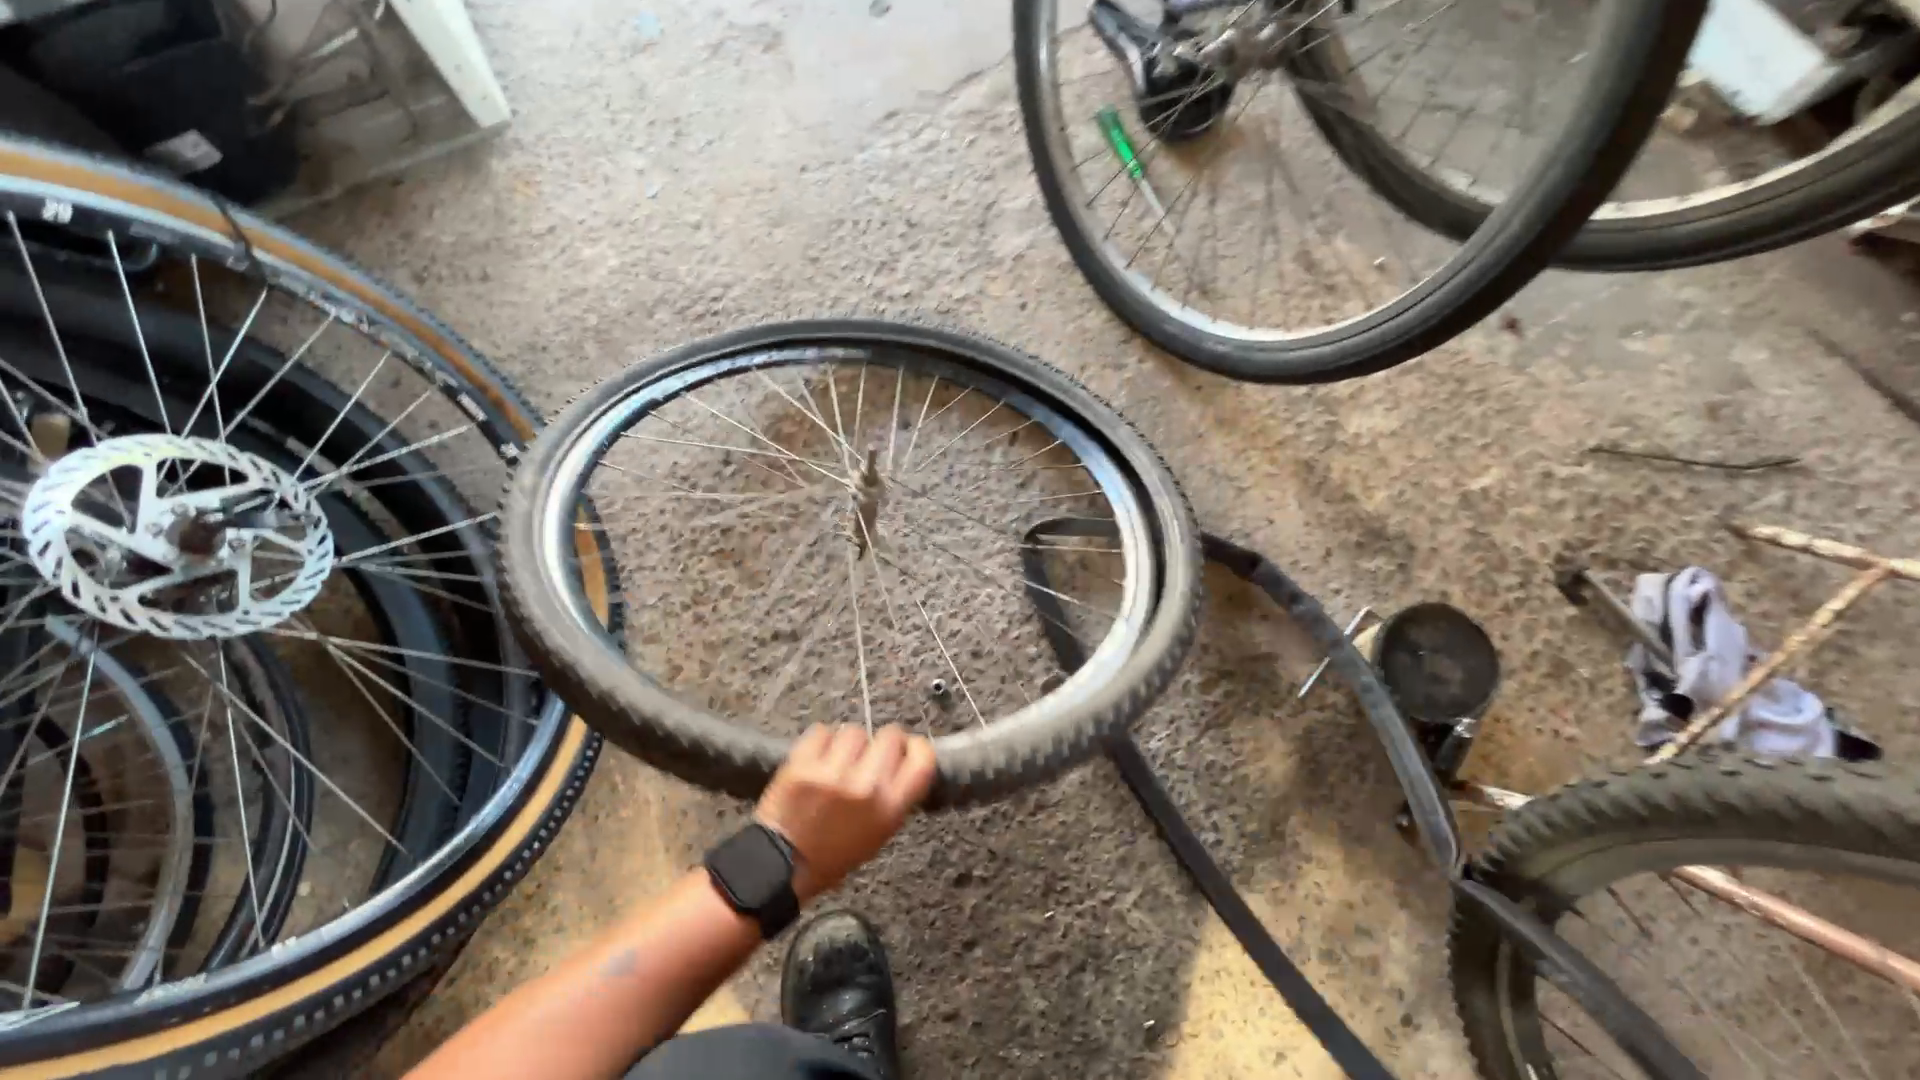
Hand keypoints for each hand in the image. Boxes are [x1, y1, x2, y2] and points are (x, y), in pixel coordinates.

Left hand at [754, 724, 936, 902]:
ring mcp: (833, 774)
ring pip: (854, 731)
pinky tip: (818, 758)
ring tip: (838, 760)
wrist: (783, 863)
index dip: (917, 747)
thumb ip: (896, 796)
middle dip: (882, 742)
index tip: (908, 747)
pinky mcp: (803, 764)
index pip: (922, 759)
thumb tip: (905, 760)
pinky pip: (822, 732)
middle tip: (870, 754)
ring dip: (849, 743)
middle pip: (890, 736)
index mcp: (889, 809)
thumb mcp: (880, 834)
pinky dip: (821, 741)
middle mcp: (866, 788)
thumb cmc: (833, 853)